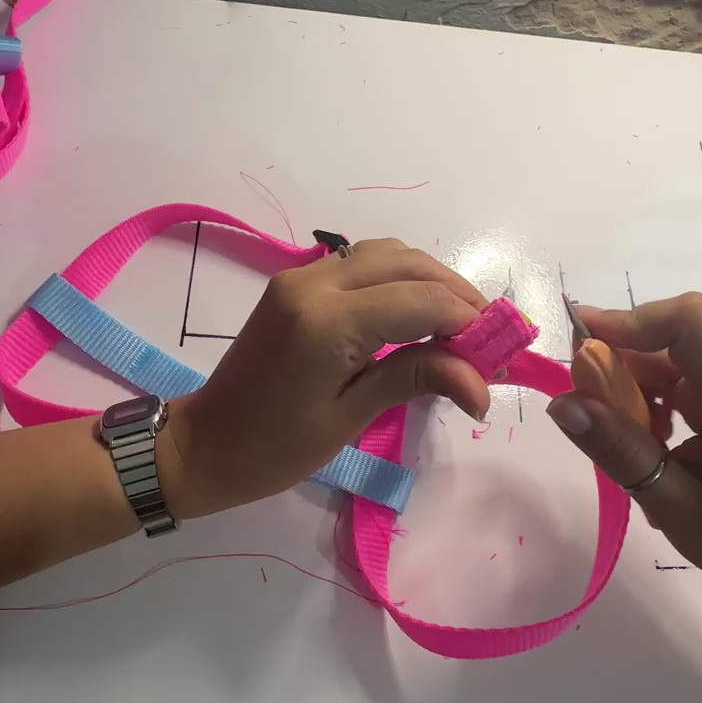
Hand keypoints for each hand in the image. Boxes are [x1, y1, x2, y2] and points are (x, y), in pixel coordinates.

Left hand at [164, 239, 494, 517]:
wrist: (204, 444)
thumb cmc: (274, 448)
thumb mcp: (350, 417)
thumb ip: (415, 379)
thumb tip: (483, 385)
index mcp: (327, 320)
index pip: (420, 300)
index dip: (468, 322)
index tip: (498, 354)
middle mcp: (314, 281)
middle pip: (408, 263)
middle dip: (456, 295)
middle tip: (485, 339)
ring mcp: (301, 276)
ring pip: (386, 254)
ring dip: (429, 281)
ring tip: (456, 328)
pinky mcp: (296, 283)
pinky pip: (361, 263)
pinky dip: (398, 280)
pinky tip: (414, 315)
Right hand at [545, 292, 701, 623]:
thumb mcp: (675, 508)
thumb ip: (619, 450)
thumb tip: (562, 403)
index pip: (691, 322)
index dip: (632, 321)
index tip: (578, 348)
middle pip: (660, 344)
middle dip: (614, 374)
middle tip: (594, 433)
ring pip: (657, 363)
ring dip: (626, 398)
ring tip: (628, 456)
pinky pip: (667, 383)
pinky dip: (642, 409)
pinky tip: (647, 452)